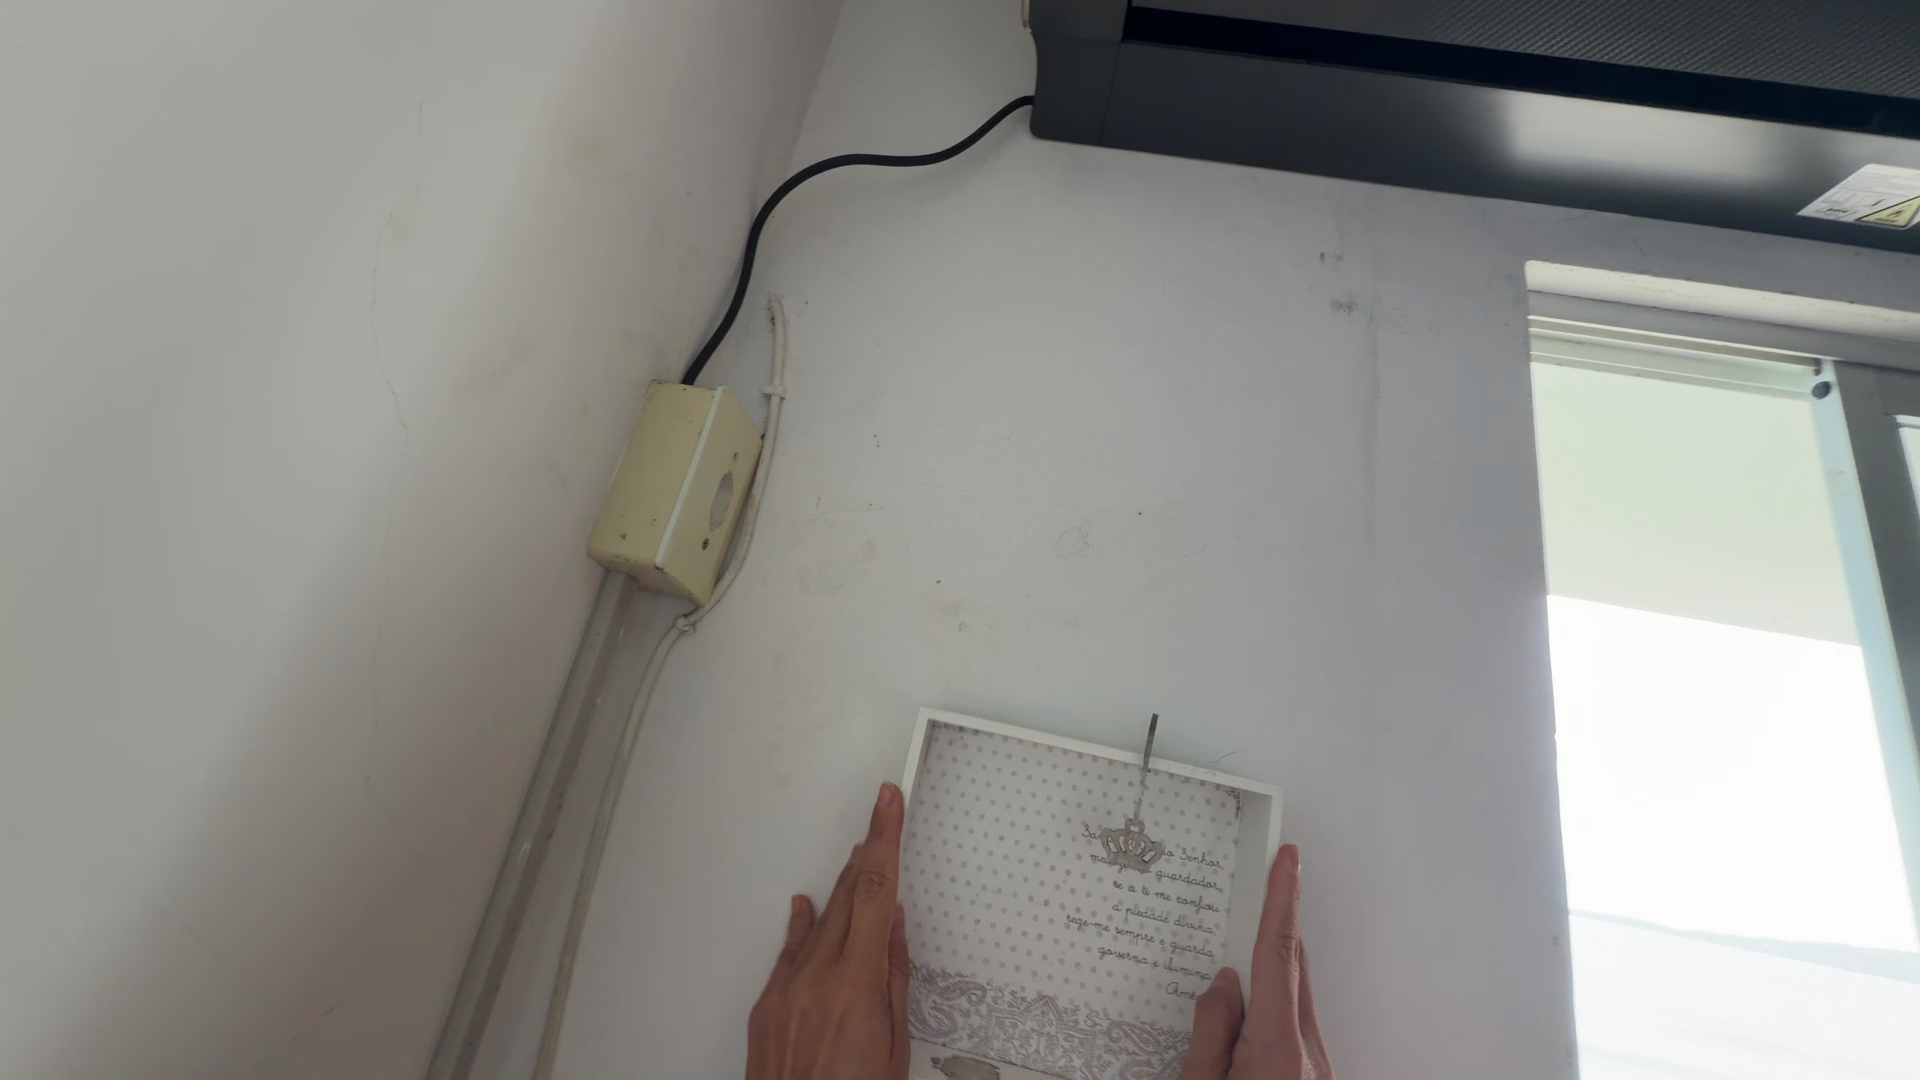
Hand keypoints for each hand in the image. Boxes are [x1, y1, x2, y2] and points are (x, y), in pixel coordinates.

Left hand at [747, 782, 910, 1079]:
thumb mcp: (894, 1049)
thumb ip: (894, 979)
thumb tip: (895, 926)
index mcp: (857, 983)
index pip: (877, 890)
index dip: (884, 838)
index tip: (887, 804)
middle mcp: (816, 977)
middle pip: (848, 895)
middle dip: (867, 854)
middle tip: (880, 821)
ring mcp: (786, 990)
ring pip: (820, 919)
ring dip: (843, 886)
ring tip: (859, 859)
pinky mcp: (766, 1006)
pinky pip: (788, 950)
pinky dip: (802, 924)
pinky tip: (805, 904)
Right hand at [1180, 845, 1333, 1079]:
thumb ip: (1210, 1028)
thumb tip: (1225, 982)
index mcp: (1277, 1048)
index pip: (1279, 954)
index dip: (1282, 900)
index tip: (1289, 858)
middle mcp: (1308, 1057)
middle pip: (1290, 975)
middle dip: (1267, 936)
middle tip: (1240, 905)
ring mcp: (1318, 1074)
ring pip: (1292, 1004)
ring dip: (1263, 986)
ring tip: (1223, 997)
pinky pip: (1292, 1031)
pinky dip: (1268, 1016)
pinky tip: (1239, 1036)